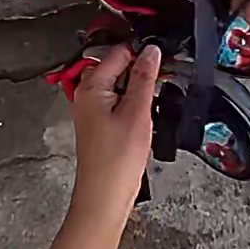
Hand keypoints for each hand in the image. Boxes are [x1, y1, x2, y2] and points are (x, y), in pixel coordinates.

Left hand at [68, 45, 160, 212]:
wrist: (104, 197)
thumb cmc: (116, 159)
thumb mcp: (137, 111)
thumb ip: (144, 77)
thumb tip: (151, 50)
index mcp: (91, 86)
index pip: (118, 53)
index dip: (141, 53)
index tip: (162, 59)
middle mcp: (87, 95)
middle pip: (117, 67)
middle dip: (140, 71)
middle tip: (160, 82)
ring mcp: (93, 110)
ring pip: (120, 85)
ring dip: (138, 89)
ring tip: (153, 103)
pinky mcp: (101, 124)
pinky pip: (119, 102)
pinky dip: (134, 104)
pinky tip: (145, 116)